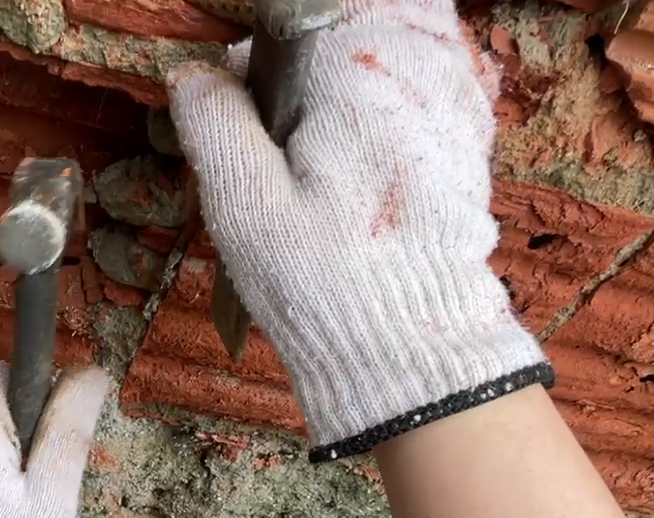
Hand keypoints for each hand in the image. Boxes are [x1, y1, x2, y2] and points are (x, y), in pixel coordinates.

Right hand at [167, 0, 548, 460]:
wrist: (408, 346)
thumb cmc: (322, 282)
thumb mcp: (246, 209)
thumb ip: (216, 126)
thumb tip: (189, 69)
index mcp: (362, 64)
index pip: (304, 0)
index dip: (258, 23)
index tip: (228, 61)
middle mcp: (425, 57)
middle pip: (352, 6)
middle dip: (297, 41)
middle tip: (259, 99)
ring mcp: (456, 86)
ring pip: (389, 27)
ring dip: (334, 61)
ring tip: (296, 127)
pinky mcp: (464, 124)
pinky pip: (417, 66)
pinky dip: (373, 84)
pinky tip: (343, 140)